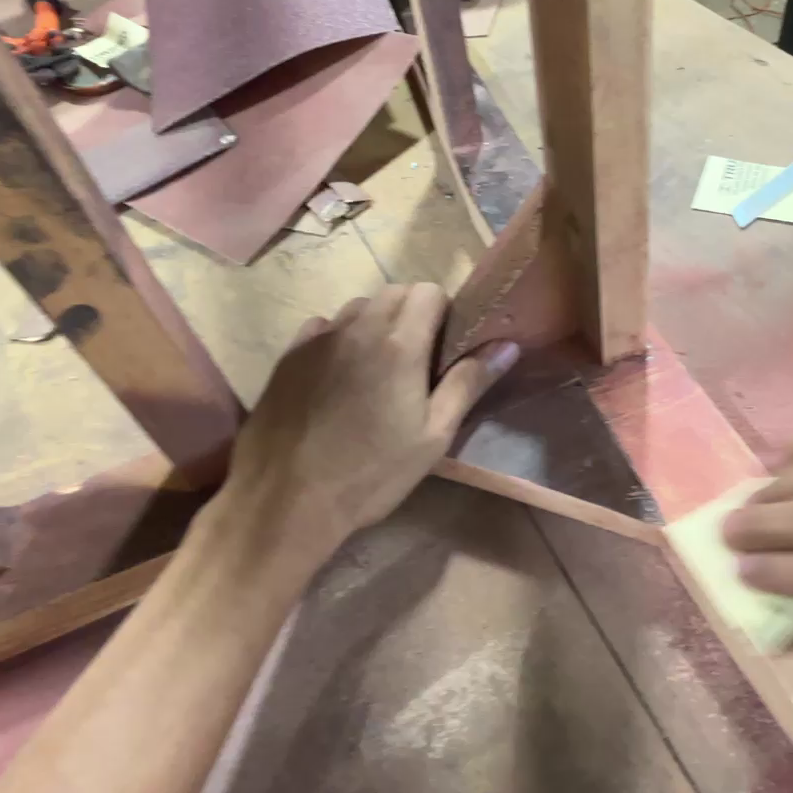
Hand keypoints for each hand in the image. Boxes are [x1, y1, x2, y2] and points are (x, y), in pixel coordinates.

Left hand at [213, 284, 518, 551]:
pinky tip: (336, 378)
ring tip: (374, 370)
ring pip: (357, 308)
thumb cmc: (371, 474)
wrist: (285, 501)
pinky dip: (338, 339)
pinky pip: (322, 327)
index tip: (443, 347)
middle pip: (393, 293)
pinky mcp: (289, 355)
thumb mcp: (433, 436)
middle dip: (410, 314)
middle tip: (415, 362)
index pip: (428, 291)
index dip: (442, 312)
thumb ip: (469, 383)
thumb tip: (507, 344)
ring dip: (374, 324)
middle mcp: (358, 327)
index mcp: (399, 343)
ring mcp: (318, 338)